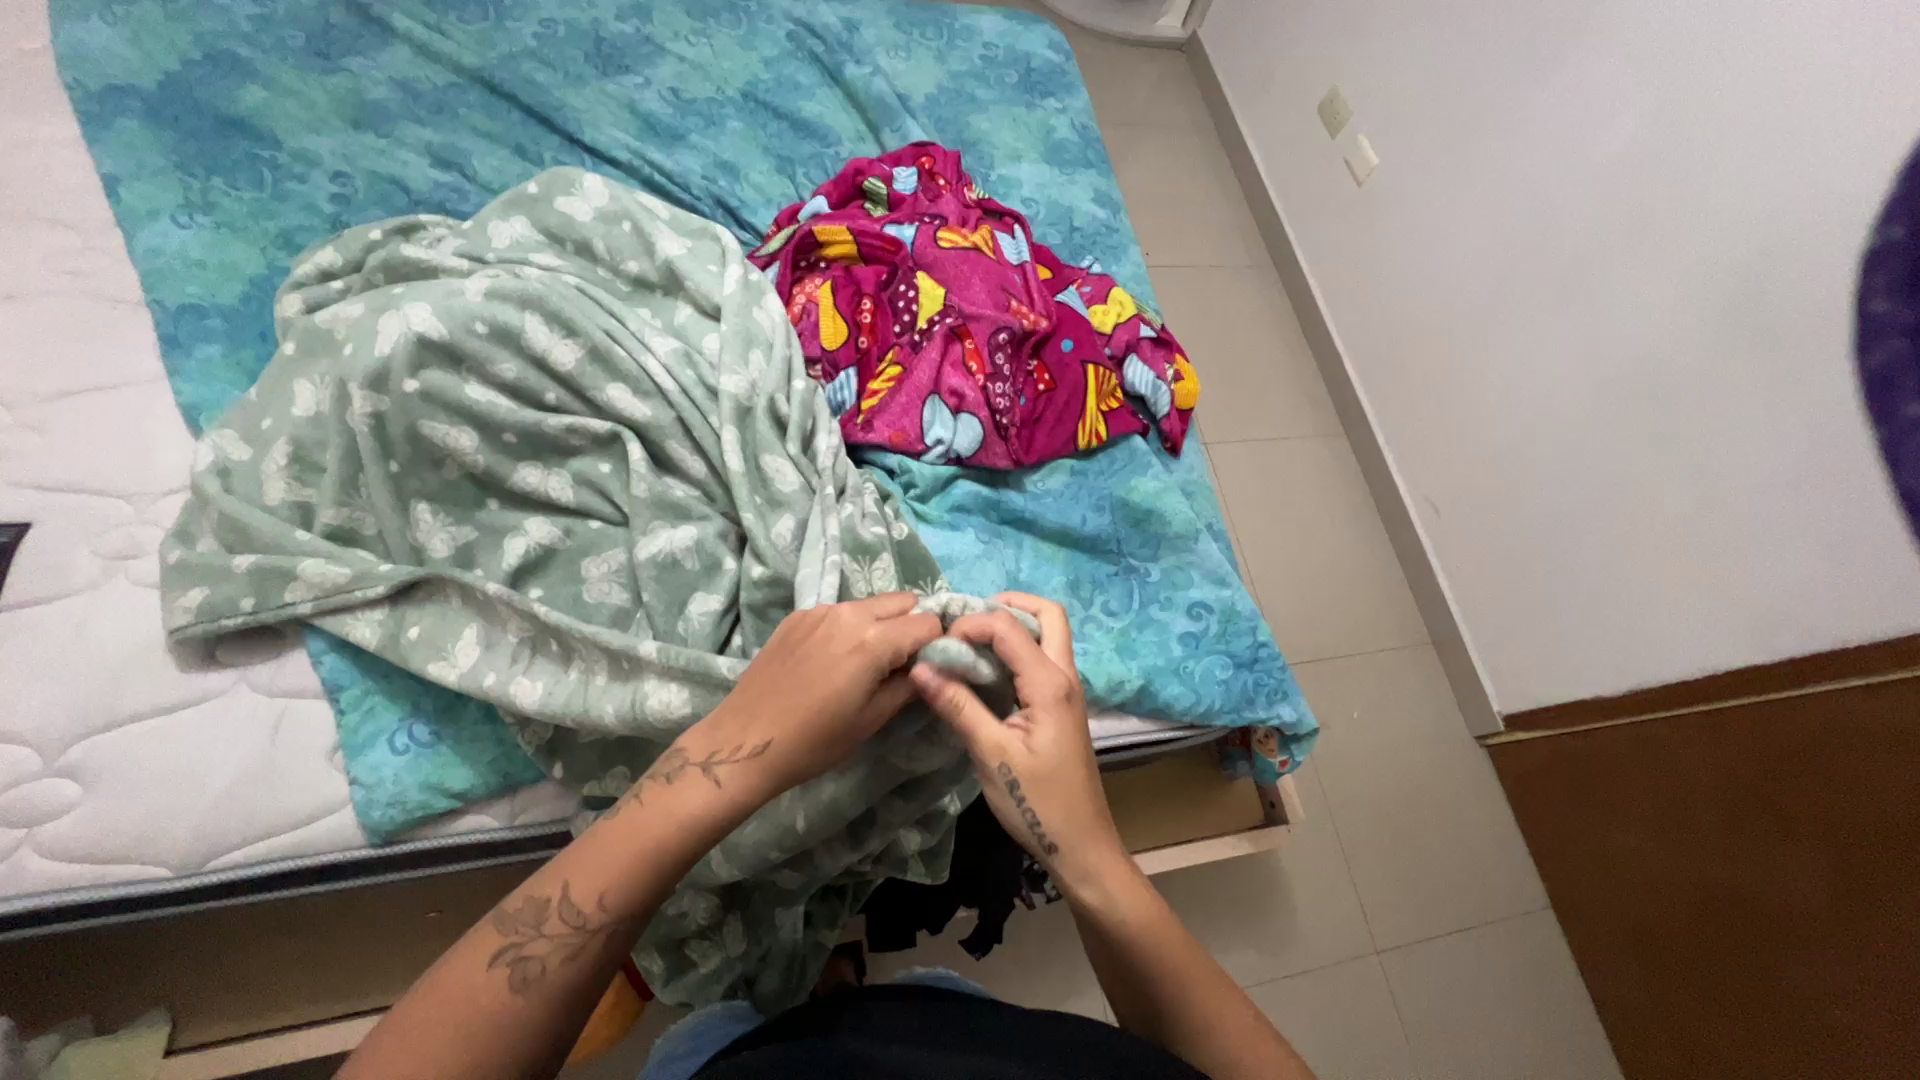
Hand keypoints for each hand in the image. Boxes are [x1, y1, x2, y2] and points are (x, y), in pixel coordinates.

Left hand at [691, 591, 942, 800]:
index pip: (928, 621)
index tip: (930, 666)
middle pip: (902, 601)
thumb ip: (910, 683)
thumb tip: (932, 665)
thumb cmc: (816, 740)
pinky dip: (850, 628)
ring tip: (866, 663)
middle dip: (912, 624)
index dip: (937, 643)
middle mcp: (849, 613)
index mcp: (874, 639)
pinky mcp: (797, 616)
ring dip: (881, 624)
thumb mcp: (873, 718)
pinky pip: (839, 612)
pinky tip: (832, 661)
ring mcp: (820, 611)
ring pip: (870, 604)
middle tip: (902, 662)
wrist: (746, 740)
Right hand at [911, 593, 1130, 893]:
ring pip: (1048, 635)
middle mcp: (1065, 676)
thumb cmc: (1037, 803)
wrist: (1081, 844)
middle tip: (967, 621)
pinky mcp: (1062, 706)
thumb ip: (958, 707)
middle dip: (1007, 605)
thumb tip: (920, 668)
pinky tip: (984, 670)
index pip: (1009, 627)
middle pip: (1048, 615)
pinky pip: (1043, 660)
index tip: (937, 646)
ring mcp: (1068, 691)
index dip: (971, 624)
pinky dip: (1016, 650)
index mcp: (1050, 684)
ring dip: (1013, 626)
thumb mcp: (991, 755)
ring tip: (969, 641)